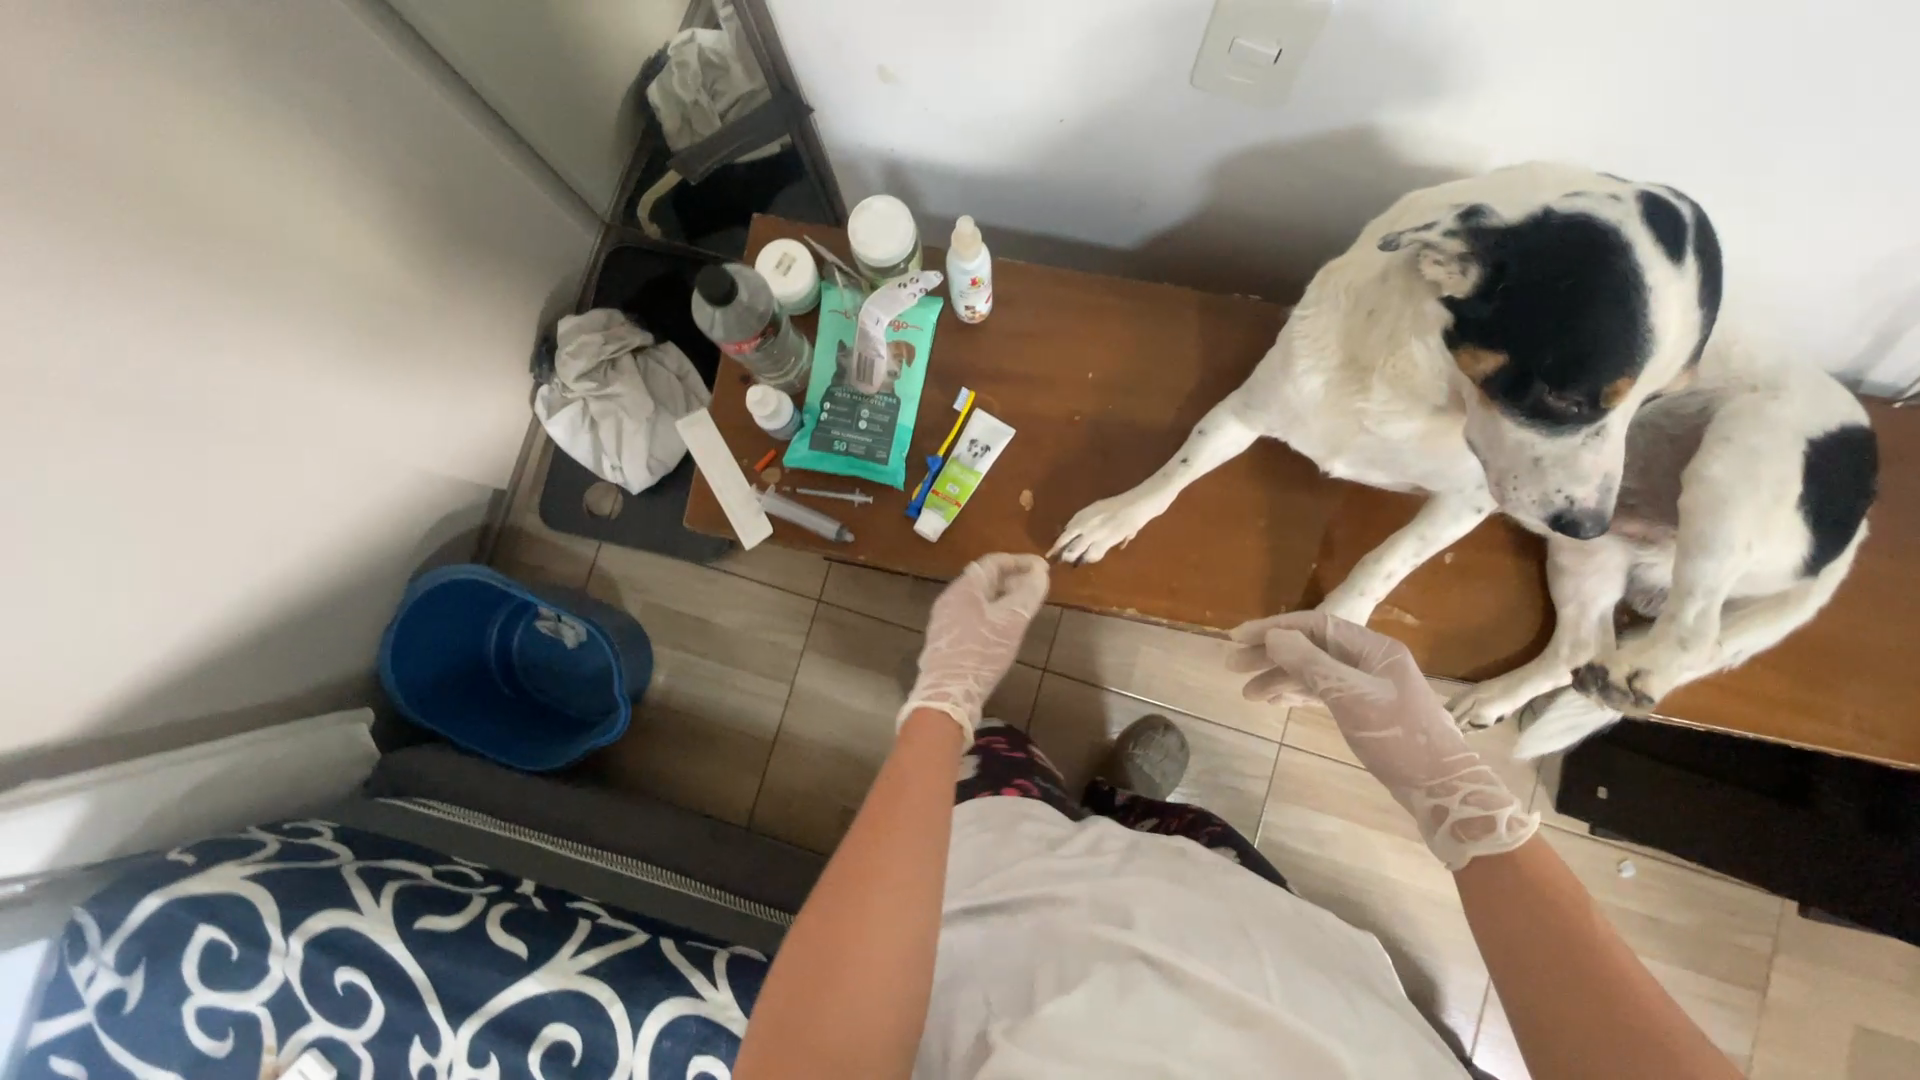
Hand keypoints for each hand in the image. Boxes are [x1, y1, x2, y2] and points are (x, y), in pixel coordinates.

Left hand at [900, 554, 1050, 739]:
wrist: (948, 695)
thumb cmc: (981, 653)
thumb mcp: (1011, 622)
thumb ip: (1027, 594)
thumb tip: (1040, 572)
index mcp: (963, 589)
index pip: (993, 562)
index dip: (1020, 561)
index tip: (1042, 568)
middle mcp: (950, 600)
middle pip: (984, 580)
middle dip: (1012, 579)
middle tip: (1036, 587)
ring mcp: (945, 621)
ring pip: (978, 600)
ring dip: (1002, 598)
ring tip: (1024, 607)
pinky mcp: (946, 641)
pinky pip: (972, 617)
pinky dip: (992, 614)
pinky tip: (1004, 630)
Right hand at [1227, 611, 1538, 870]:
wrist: (1441, 789)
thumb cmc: (1399, 740)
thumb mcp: (1351, 699)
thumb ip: (1311, 664)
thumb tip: (1274, 637)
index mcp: (1373, 648)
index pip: (1314, 625)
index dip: (1273, 628)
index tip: (1237, 638)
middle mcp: (1369, 660)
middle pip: (1310, 646)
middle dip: (1271, 654)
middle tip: (1232, 666)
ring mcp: (1367, 685)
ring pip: (1313, 670)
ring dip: (1279, 677)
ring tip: (1247, 693)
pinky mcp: (1364, 709)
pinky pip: (1322, 690)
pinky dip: (1296, 693)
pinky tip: (1274, 700)